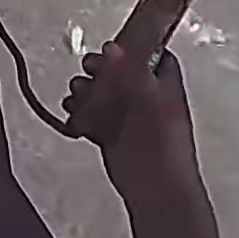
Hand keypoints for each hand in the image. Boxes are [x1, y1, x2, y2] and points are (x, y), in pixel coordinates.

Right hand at [63, 43, 202, 206]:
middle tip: (89, 70)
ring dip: (86, 90)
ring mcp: (128, 116)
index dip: (134, 47)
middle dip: (100, 69)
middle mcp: (146, 96)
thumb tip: (112, 47)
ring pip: (102, 92)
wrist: (156, 190)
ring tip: (79, 97)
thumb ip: (129, 70)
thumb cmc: (157, 142)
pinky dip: (81, 111)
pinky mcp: (112, 133)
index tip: (112, 48)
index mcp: (163, 85)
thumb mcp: (144, 98)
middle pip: (120, 71)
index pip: (154, 54)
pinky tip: (75, 114)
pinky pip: (92, 114)